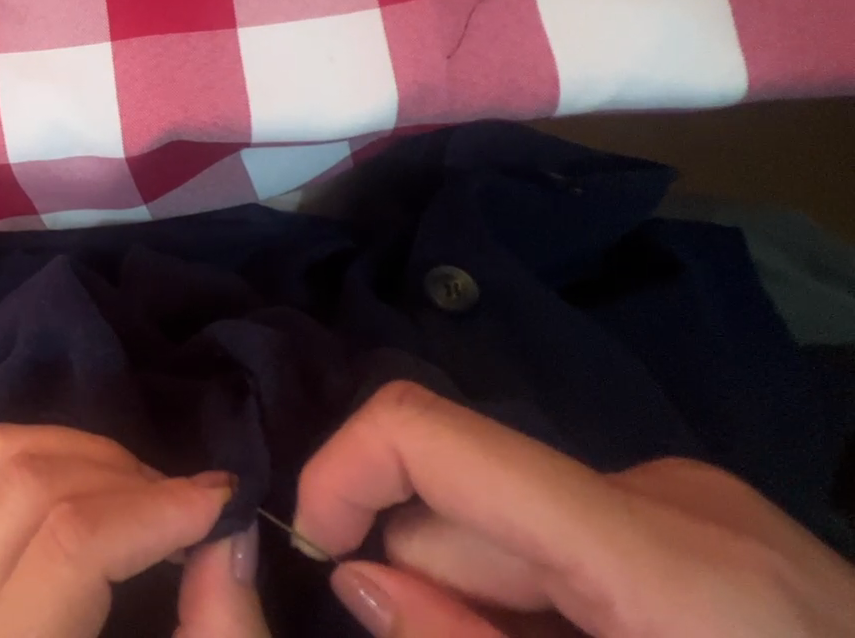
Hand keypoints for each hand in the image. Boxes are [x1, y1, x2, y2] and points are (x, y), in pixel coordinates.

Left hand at [0, 424, 268, 637]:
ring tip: (144, 497)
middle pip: (22, 487)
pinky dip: (5, 467)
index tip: (226, 501)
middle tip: (192, 509)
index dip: (154, 510)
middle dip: (123, 478)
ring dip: (78, 457)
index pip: (67, 545)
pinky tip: (64, 496)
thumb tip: (228, 531)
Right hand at [294, 381, 854, 636]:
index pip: (424, 431)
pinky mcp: (717, 535)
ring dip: (484, 595)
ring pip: (511, 521)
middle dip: (425, 572)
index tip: (314, 553)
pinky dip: (539, 600)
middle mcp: (672, 498)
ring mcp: (704, 511)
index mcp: (664, 555)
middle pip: (463, 492)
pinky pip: (569, 543)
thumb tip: (353, 575)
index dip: (338, 471)